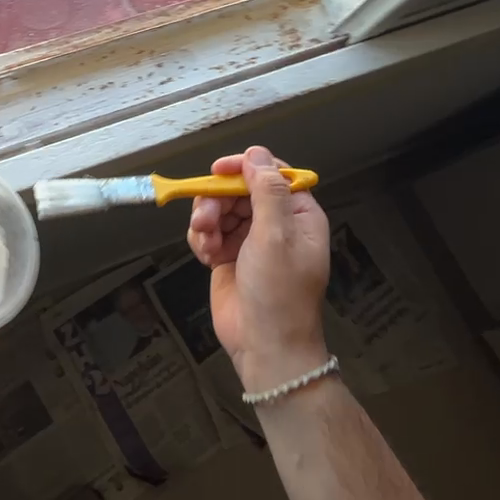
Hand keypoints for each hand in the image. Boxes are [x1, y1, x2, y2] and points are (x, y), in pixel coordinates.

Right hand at [186, 146, 332, 393]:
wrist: (264, 346)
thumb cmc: (279, 292)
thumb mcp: (276, 237)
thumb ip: (266, 192)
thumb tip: (256, 154)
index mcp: (298, 214)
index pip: (271, 173)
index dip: (245, 167)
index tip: (219, 170)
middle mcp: (275, 222)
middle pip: (238, 189)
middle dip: (217, 200)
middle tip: (204, 219)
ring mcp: (250, 239)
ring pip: (219, 208)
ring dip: (206, 220)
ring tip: (205, 242)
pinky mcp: (228, 255)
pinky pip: (208, 231)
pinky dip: (202, 239)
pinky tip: (205, 256)